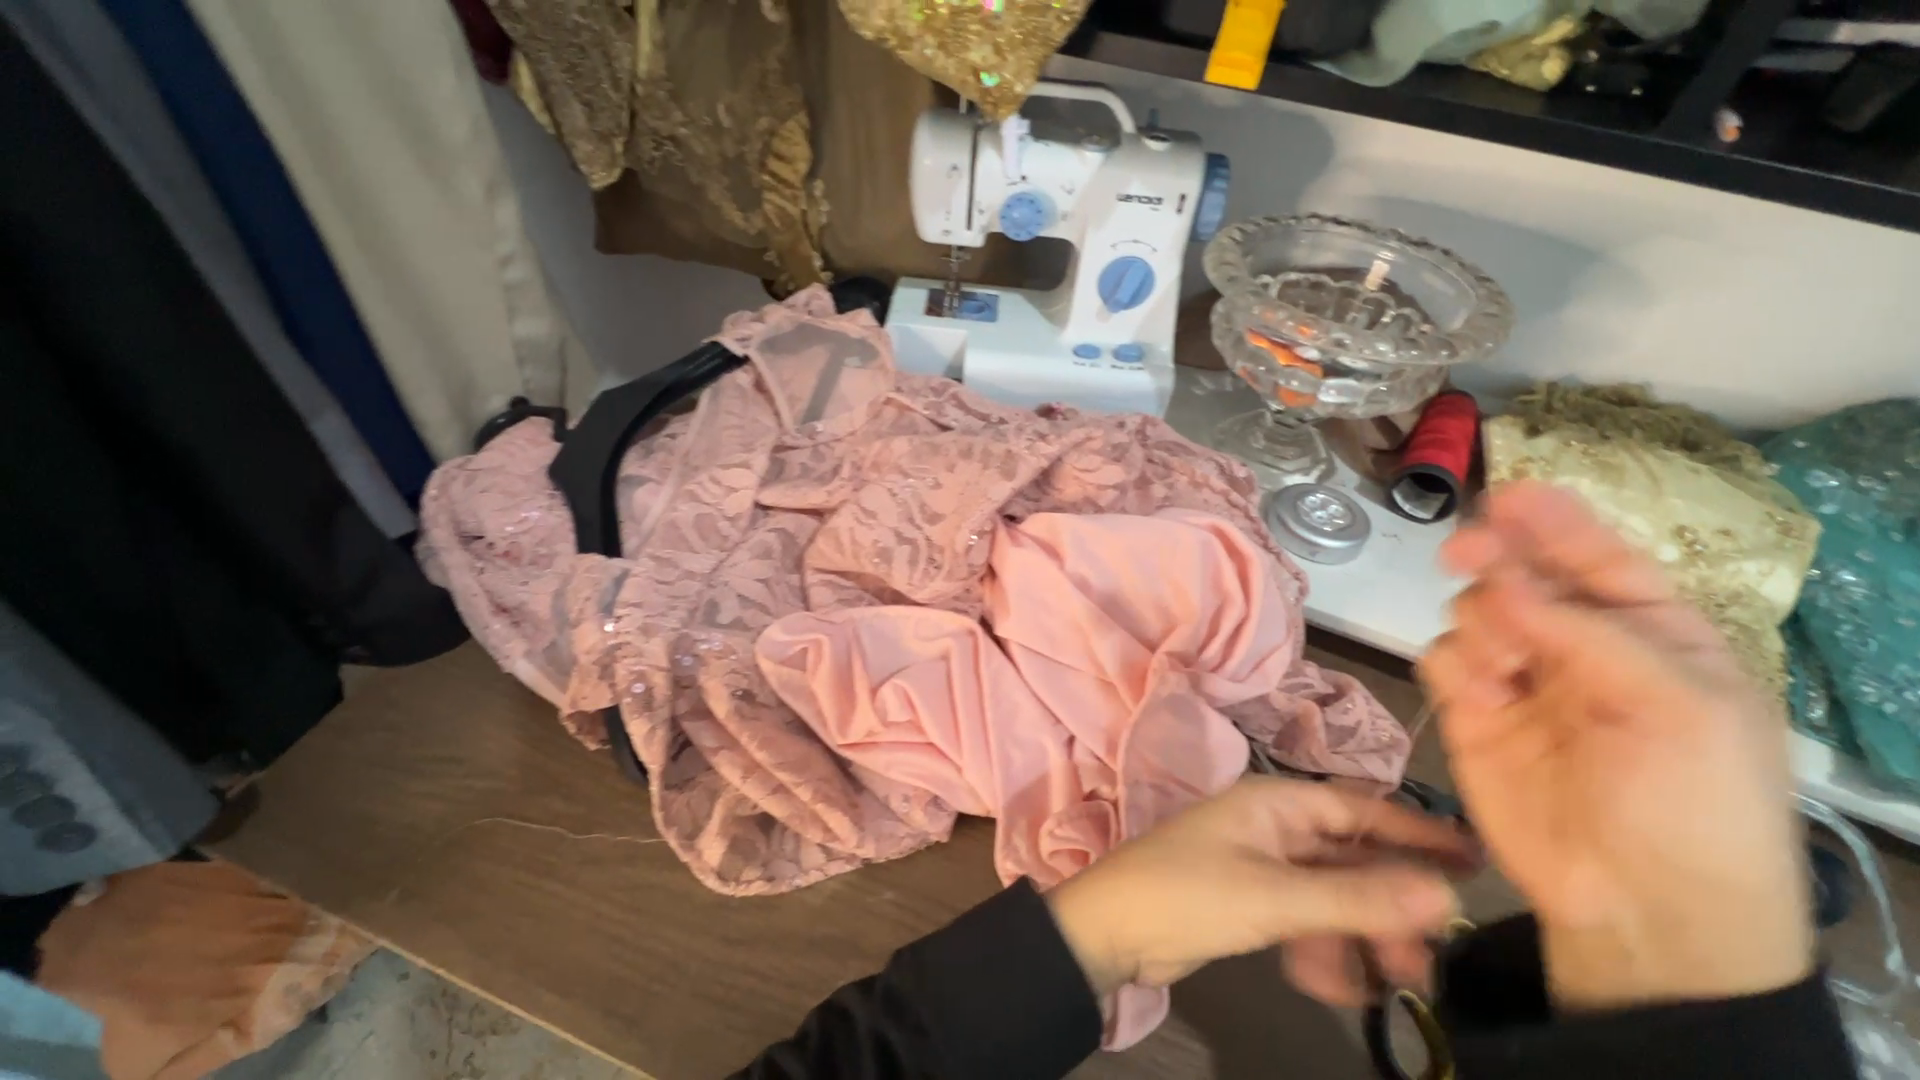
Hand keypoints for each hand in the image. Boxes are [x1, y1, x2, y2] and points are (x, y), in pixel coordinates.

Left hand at [1044, 776, 1476, 998]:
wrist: (1109, 932)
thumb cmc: (1188, 895)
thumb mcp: (1275, 898)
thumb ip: (1357, 899)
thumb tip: (1444, 897)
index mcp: (1275, 804)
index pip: (1362, 809)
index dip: (1417, 833)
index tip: (1474, 859)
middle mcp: (1273, 827)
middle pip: (1352, 859)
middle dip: (1391, 904)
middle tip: (1432, 952)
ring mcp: (1260, 865)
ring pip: (1331, 896)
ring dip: (1361, 936)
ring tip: (1393, 982)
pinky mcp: (1249, 902)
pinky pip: (1305, 920)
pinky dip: (1324, 949)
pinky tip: (1335, 985)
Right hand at [1421, 481, 1812, 1008]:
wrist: (1638, 903)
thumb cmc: (1690, 800)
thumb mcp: (1677, 706)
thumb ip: (1588, 633)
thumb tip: (1501, 581)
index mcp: (1650, 632)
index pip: (1597, 557)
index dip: (1554, 522)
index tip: (1509, 495)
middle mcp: (1578, 645)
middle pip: (1519, 573)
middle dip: (1494, 556)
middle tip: (1467, 551)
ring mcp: (1519, 678)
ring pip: (1471, 610)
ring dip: (1481, 622)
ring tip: (1505, 667)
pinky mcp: (1470, 712)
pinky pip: (1443, 659)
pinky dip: (1454, 662)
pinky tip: (1481, 692)